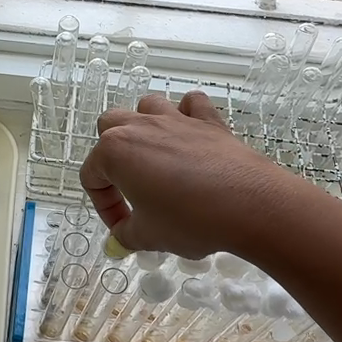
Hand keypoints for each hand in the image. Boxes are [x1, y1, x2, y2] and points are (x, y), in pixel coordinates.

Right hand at [81, 91, 317, 258]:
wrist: (249, 205)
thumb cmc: (189, 220)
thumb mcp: (148, 237)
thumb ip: (126, 235)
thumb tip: (122, 236)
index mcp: (114, 152)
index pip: (91, 175)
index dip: (103, 206)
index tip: (122, 227)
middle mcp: (139, 127)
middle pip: (109, 126)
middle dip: (111, 155)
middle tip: (129, 186)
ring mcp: (175, 119)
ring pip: (146, 106)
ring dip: (144, 126)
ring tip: (154, 156)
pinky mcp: (207, 121)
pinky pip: (190, 104)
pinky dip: (187, 114)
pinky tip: (189, 135)